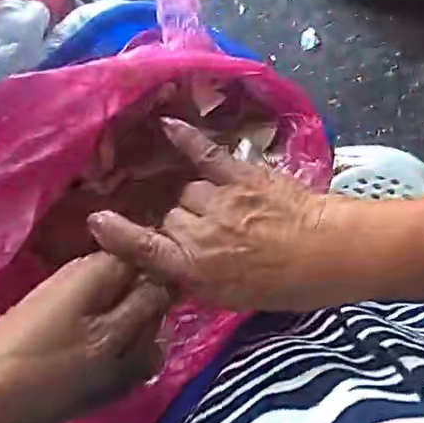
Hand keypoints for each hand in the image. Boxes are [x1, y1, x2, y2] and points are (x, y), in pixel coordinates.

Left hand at [0, 252, 170, 422]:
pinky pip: (93, 327)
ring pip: (116, 310)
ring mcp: (65, 293)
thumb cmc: (46, 370)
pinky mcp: (50, 319)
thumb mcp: (110, 343)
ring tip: (114, 374)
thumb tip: (174, 284)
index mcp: (104, 265)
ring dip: (123, 340)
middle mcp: (86, 269)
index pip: (156, 258)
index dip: (169, 287)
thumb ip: (148, 310)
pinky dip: (99, 349)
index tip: (168, 322)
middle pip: (137, 285)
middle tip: (138, 358)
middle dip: (145, 320)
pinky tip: (90, 378)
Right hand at [87, 118, 338, 310]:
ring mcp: (219, 199)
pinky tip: (168, 125)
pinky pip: (204, 153)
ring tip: (218, 209)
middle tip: (203, 234)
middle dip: (179, 226)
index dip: (118, 237)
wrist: (325, 251)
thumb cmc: (283, 284)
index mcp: (195, 267)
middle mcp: (200, 231)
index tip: (97, 223)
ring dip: (195, 201)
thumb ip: (196, 280)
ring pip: (186, 192)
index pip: (144, 250)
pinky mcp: (239, 174)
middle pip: (169, 217)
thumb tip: (171, 268)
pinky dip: (186, 138)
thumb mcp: (232, 297)